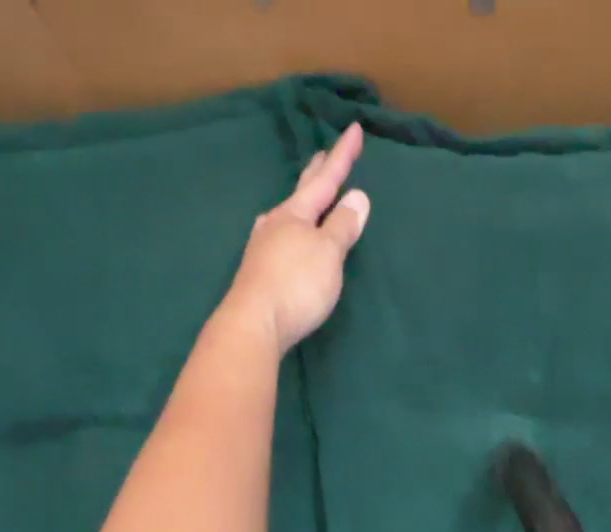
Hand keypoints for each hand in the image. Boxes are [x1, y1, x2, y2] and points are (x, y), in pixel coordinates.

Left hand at [220, 122, 371, 354]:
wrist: (254, 324)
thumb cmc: (296, 284)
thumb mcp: (328, 253)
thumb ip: (343, 225)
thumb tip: (356, 196)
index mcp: (295, 213)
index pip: (326, 179)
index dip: (343, 156)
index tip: (354, 128)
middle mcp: (276, 223)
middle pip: (302, 193)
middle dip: (316, 173)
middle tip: (323, 154)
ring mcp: (264, 247)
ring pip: (288, 215)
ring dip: (302, 202)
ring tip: (307, 195)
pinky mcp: (261, 271)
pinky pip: (283, 237)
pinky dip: (294, 227)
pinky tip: (286, 234)